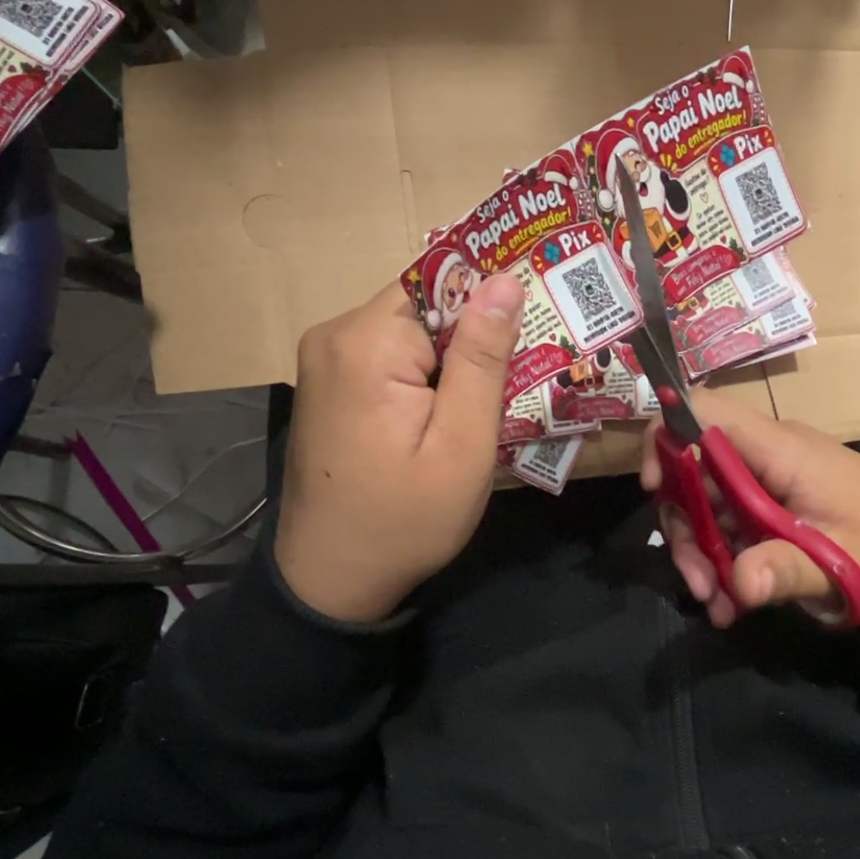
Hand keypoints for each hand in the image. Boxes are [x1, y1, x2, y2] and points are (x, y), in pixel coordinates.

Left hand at [274, 275, 525, 621]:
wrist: (331, 579)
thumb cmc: (406, 519)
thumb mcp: (463, 444)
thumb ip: (484, 359)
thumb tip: (505, 279)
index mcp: (366, 342)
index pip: (443, 283)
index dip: (491, 304)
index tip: (535, 329)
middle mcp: (334, 334)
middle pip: (426, 305)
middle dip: (474, 335)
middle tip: (522, 373)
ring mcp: (325, 359)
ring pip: (412, 330)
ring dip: (454, 358)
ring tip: (493, 397)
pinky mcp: (328, 383)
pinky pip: (390, 355)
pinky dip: (427, 373)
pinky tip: (451, 411)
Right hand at [640, 388, 859, 628]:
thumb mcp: (845, 565)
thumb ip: (788, 570)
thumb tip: (736, 585)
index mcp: (782, 450)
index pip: (706, 410)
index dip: (666, 436)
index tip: (655, 488)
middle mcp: (767, 458)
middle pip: (692, 470)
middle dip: (683, 525)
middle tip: (698, 583)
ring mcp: (768, 484)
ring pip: (705, 504)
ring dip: (701, 552)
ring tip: (718, 605)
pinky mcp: (773, 509)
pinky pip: (729, 525)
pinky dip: (724, 561)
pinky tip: (733, 603)